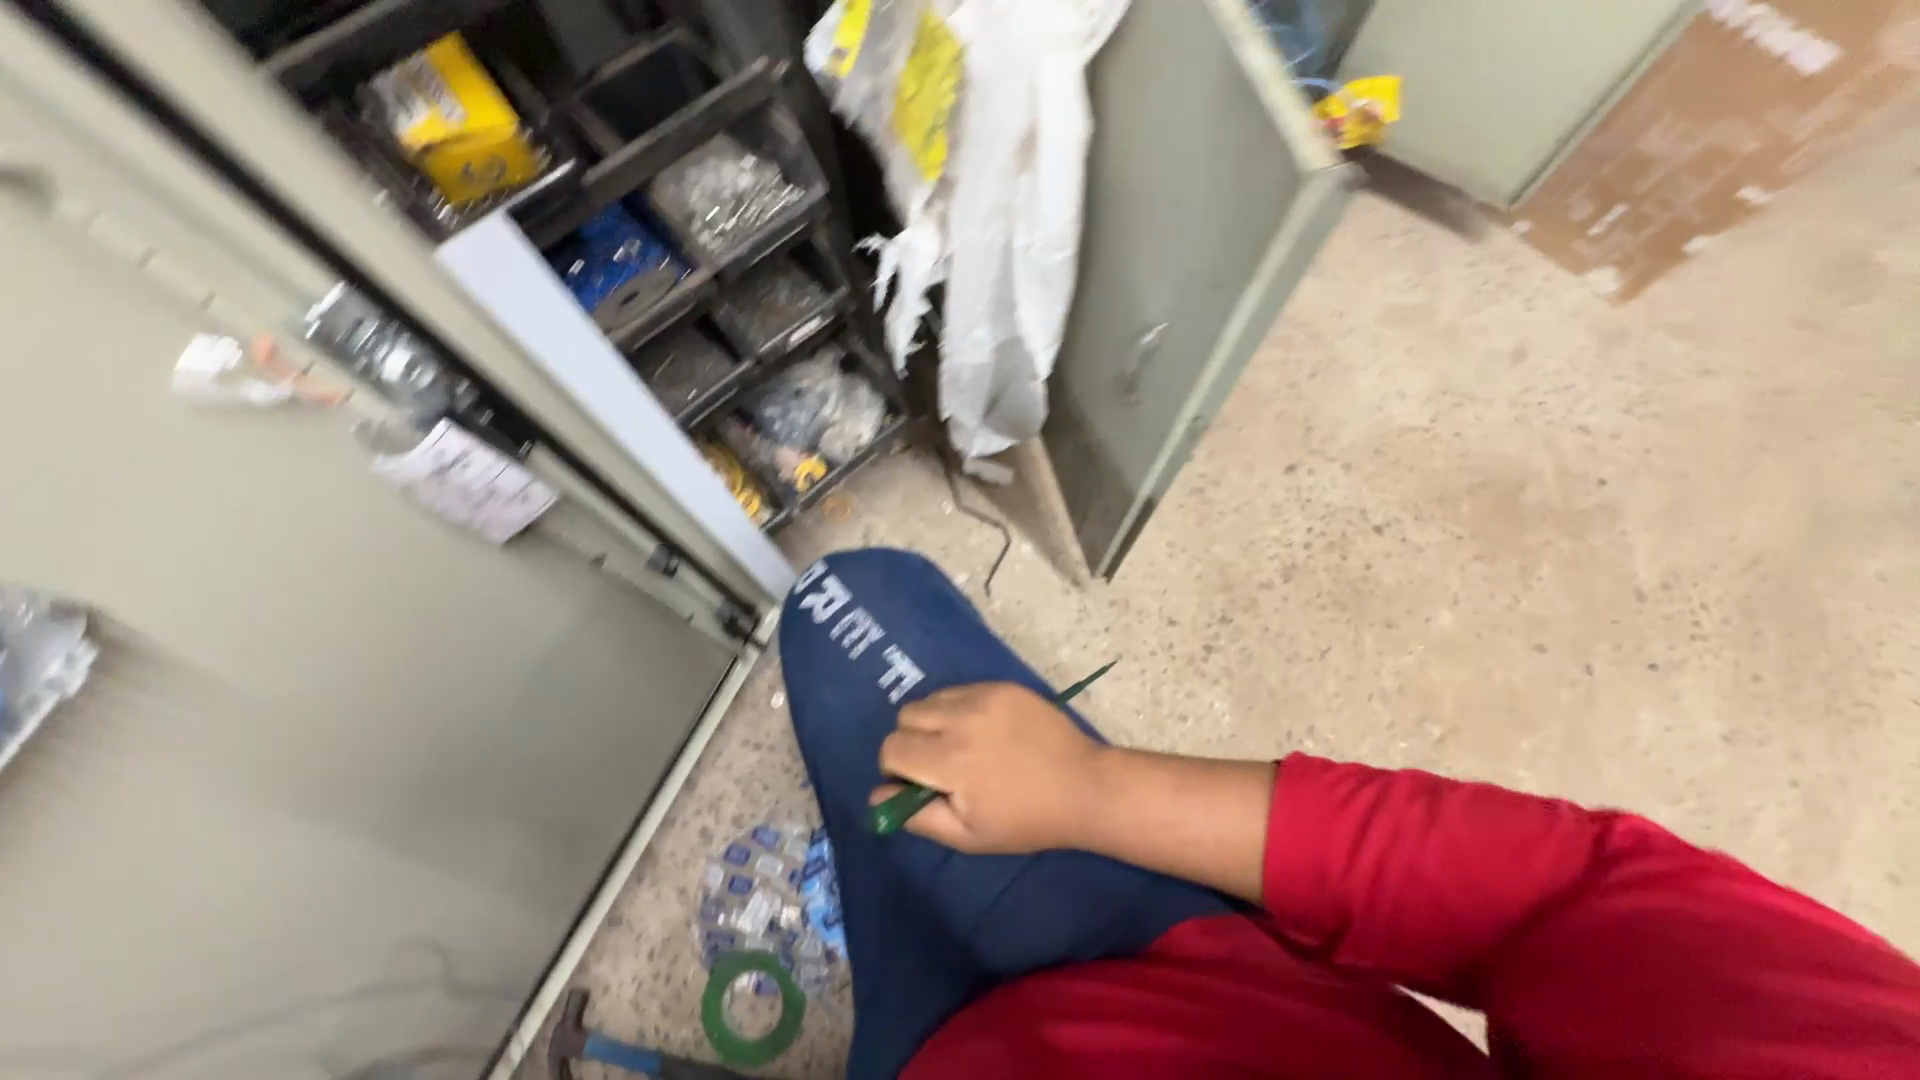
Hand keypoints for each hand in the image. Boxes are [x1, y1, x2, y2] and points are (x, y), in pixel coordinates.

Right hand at [872, 682, 1107, 854]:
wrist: (1083, 786)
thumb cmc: (1024, 819)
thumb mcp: (967, 835)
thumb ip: (918, 816)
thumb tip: (878, 796)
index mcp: (949, 759)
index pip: (892, 748)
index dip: (896, 769)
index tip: (919, 783)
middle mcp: (961, 719)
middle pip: (905, 717)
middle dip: (911, 742)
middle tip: (938, 765)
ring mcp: (984, 696)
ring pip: (930, 700)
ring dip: (933, 722)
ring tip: (962, 746)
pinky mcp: (1002, 686)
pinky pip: (959, 690)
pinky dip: (958, 708)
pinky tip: (984, 731)